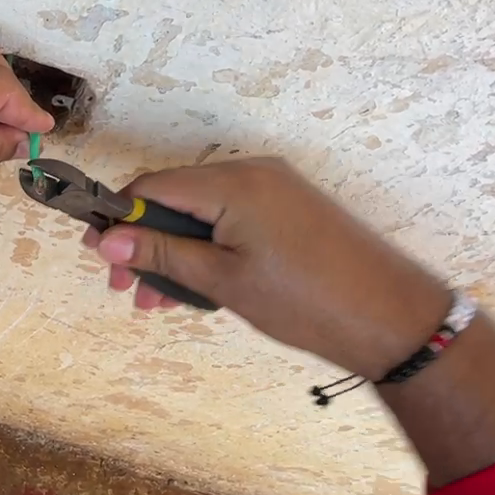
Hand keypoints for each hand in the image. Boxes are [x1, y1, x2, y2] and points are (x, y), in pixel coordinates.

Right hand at [88, 158, 450, 379]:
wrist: (396, 321)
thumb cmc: (303, 300)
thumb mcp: (221, 280)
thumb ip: (160, 254)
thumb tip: (105, 241)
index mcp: (233, 183)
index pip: (152, 187)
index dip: (118, 218)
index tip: (98, 254)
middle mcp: (252, 173)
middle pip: (174, 200)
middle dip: (144, 243)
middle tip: (125, 287)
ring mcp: (275, 190)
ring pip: (201, 215)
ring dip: (174, 253)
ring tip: (157, 301)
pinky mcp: (289, 210)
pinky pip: (230, 221)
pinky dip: (207, 249)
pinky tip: (193, 287)